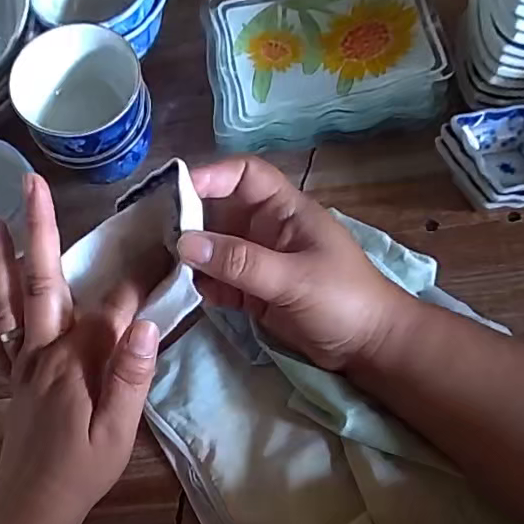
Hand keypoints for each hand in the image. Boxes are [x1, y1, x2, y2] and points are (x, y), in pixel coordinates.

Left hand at [0, 175, 159, 523]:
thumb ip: (131, 377)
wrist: (34, 502)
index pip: (113, 306)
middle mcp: (45, 350)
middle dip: (41, 230)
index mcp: (78, 361)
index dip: (140, 275)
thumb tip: (145, 324)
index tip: (163, 245)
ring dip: (2, 257)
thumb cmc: (83, 469)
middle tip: (30, 184)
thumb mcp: (118, 431)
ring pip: (10, 300)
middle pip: (44, 281)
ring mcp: (23, 362)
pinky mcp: (13, 377)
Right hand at [180, 156, 414, 370]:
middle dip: (190, 219)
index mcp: (284, 211)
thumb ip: (241, 262)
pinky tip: (192, 292)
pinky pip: (219, 281)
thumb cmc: (344, 300)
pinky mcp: (253, 293)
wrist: (368, 347)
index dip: (211, 176)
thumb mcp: (293, 278)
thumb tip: (185, 244)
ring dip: (193, 256)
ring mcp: (258, 263)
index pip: (244, 175)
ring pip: (214, 249)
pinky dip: (204, 285)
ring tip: (164, 264)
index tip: (175, 190)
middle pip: (220, 211)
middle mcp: (266, 231)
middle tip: (156, 232)